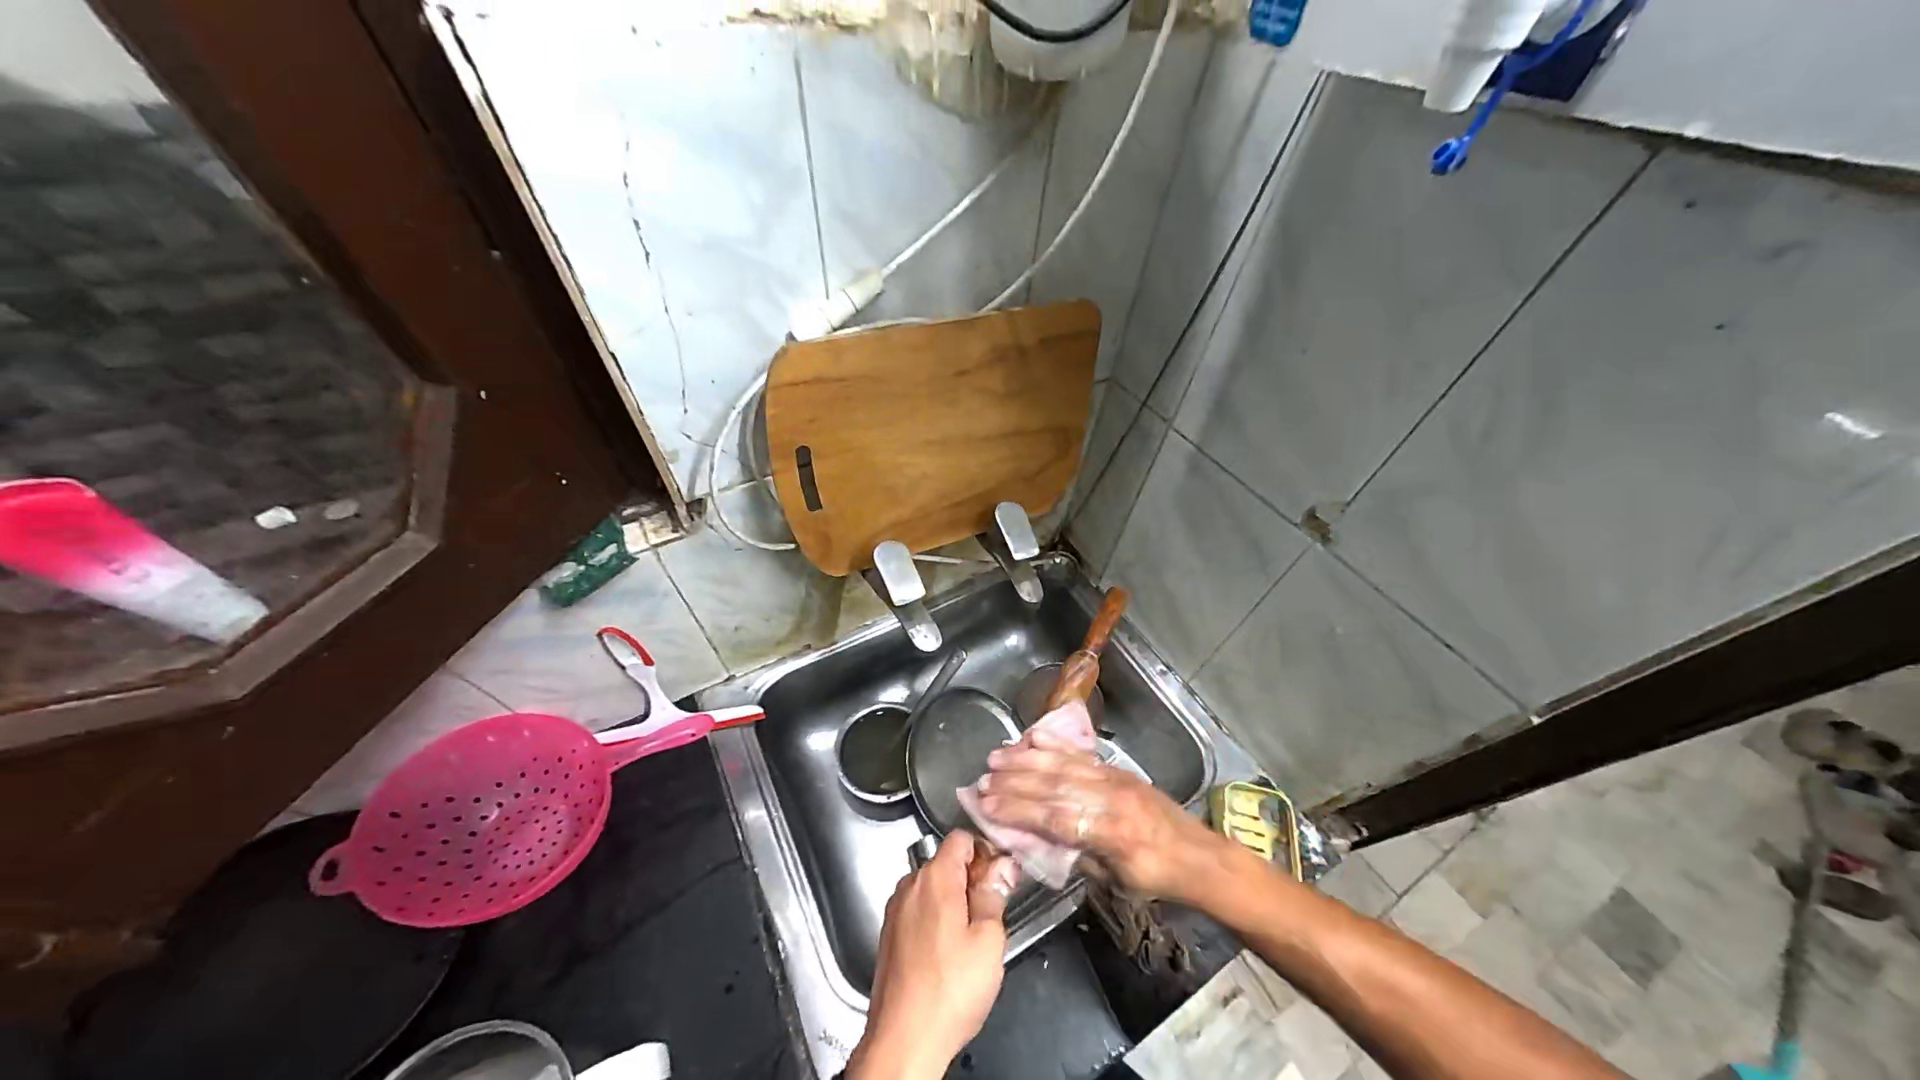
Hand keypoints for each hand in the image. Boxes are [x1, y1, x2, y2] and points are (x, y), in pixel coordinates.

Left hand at [847, 830, 1016, 1079]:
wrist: (904, 1039)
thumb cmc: (950, 990)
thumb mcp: (989, 940)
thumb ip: (994, 895)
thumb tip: (1000, 868)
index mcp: (935, 878)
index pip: (961, 838)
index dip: (985, 850)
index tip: (1000, 875)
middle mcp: (910, 885)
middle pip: (946, 862)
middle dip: (971, 878)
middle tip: (992, 910)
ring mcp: (896, 910)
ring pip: (932, 888)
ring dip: (954, 900)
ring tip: (972, 937)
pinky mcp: (889, 934)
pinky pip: (918, 910)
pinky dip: (936, 918)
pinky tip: (949, 952)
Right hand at [975, 727, 1235, 904]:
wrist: (1199, 856)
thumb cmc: (1158, 878)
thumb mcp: (1117, 882)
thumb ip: (1078, 856)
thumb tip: (1038, 839)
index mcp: (1112, 833)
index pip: (1056, 818)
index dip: (1019, 811)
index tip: (987, 806)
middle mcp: (1111, 799)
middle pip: (1054, 786)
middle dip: (1014, 782)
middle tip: (981, 780)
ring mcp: (1115, 779)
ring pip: (1063, 765)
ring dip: (1026, 760)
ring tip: (995, 757)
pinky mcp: (1118, 770)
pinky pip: (1081, 754)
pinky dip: (1054, 746)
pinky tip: (1032, 739)